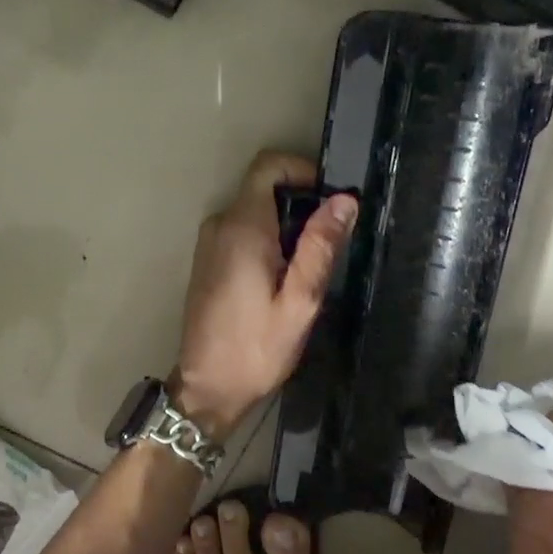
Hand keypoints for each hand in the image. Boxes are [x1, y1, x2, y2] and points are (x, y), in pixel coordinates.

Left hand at [172, 151, 356, 437]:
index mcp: (242, 227)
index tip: (330, 199)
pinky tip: (282, 281)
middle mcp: (220, 225)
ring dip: (285, 227)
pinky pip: (242, 232)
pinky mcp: (208, 261)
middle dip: (300, 205)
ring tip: (308, 270)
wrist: (208, 387)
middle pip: (263, 188)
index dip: (302, 170)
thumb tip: (344, 200)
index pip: (267, 166)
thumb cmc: (257, 348)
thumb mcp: (300, 301)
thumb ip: (320, 246)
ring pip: (254, 211)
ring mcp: (210, 243)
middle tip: (327, 246)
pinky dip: (267, 241)